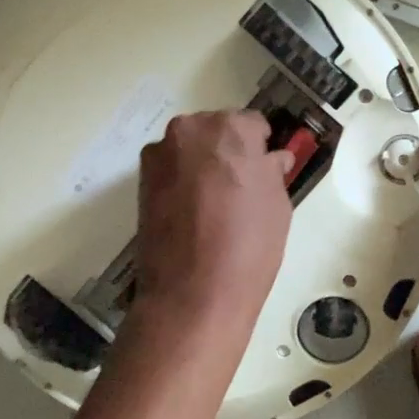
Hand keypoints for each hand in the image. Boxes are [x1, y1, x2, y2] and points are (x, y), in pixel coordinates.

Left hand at [134, 111, 295, 322]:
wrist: (192, 294)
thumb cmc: (248, 247)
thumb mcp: (277, 206)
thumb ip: (271, 172)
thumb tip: (270, 161)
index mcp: (230, 128)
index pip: (253, 125)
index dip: (261, 149)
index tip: (264, 172)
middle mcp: (189, 131)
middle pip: (215, 132)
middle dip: (227, 152)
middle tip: (239, 190)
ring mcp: (160, 156)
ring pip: (189, 150)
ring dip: (202, 167)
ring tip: (214, 207)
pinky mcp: (141, 183)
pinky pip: (170, 173)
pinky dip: (181, 185)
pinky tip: (193, 216)